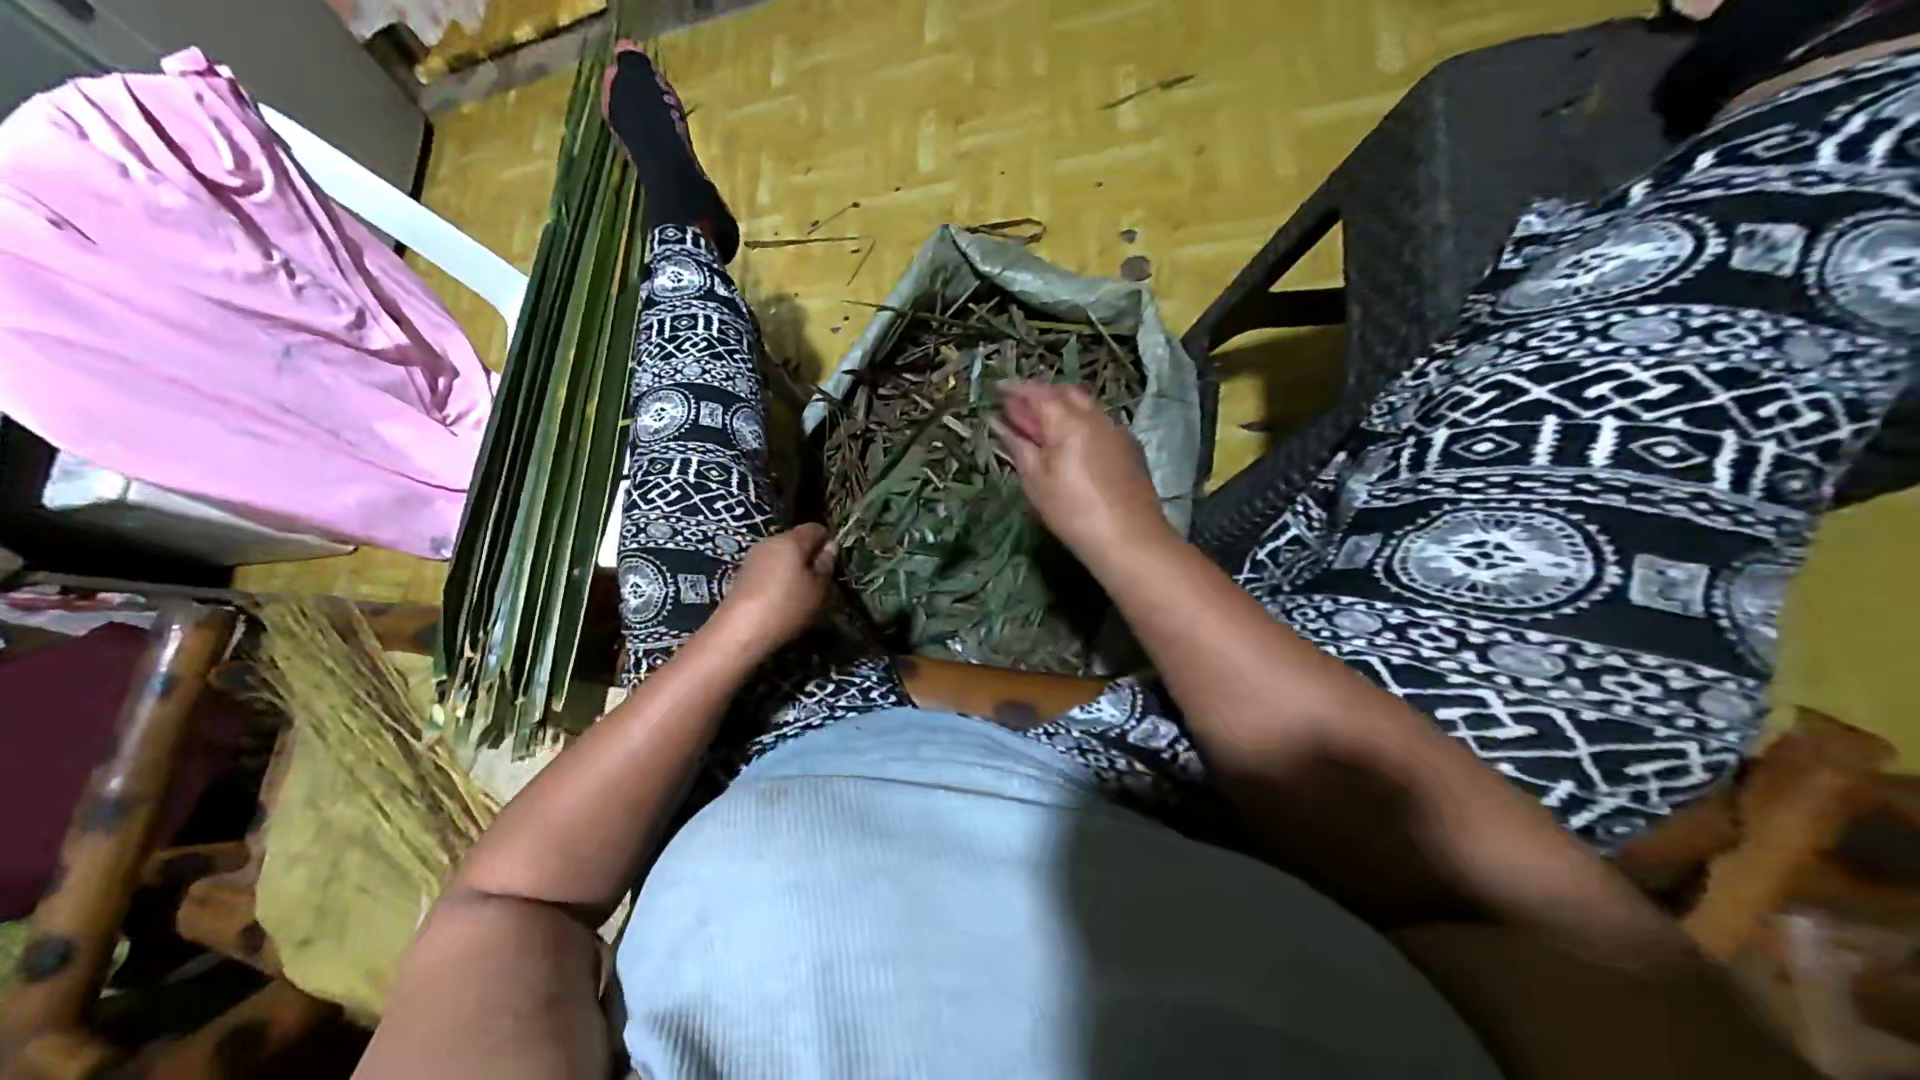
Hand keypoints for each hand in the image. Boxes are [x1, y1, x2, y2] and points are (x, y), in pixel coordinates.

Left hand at [710, 524, 835, 655]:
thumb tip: (828, 547)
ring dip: (793, 570)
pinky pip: (768, 569)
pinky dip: (778, 580)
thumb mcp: (819, 588)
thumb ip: (826, 564)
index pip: (816, 528)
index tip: (833, 565)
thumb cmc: (787, 606)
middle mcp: (769, 541)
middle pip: (796, 541)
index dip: (828, 542)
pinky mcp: (742, 575)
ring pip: (782, 556)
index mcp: (791, 540)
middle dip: (810, 557)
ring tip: (800, 595)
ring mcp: (753, 558)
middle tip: (819, 583)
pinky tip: (780, 601)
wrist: (739, 631)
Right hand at [994, 381, 1175, 566]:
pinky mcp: (1131, 448)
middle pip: (1066, 393)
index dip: (1015, 389)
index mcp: (1069, 421)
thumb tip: (1000, 423)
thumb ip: (1018, 446)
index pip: (1038, 393)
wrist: (1129, 538)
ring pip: (1086, 407)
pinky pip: (1100, 424)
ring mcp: (1117, 431)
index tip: (997, 389)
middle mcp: (1096, 417)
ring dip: (1063, 409)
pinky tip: (1072, 445)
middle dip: (1041, 394)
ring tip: (1043, 426)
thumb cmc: (1072, 511)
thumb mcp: (1036, 481)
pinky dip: (1080, 424)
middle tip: (1019, 407)